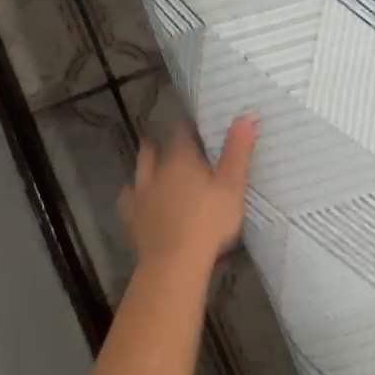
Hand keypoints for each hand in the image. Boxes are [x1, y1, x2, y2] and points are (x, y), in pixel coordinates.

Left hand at [117, 115, 257, 273]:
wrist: (175, 260)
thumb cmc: (210, 220)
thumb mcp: (233, 185)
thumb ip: (238, 150)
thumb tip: (247, 114)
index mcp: (182, 160)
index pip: (180, 131)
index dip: (186, 125)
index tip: (194, 124)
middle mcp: (156, 171)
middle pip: (153, 148)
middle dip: (160, 142)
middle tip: (172, 143)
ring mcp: (140, 194)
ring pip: (138, 169)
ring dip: (146, 163)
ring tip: (154, 165)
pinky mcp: (131, 217)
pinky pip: (127, 197)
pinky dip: (133, 193)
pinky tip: (138, 197)